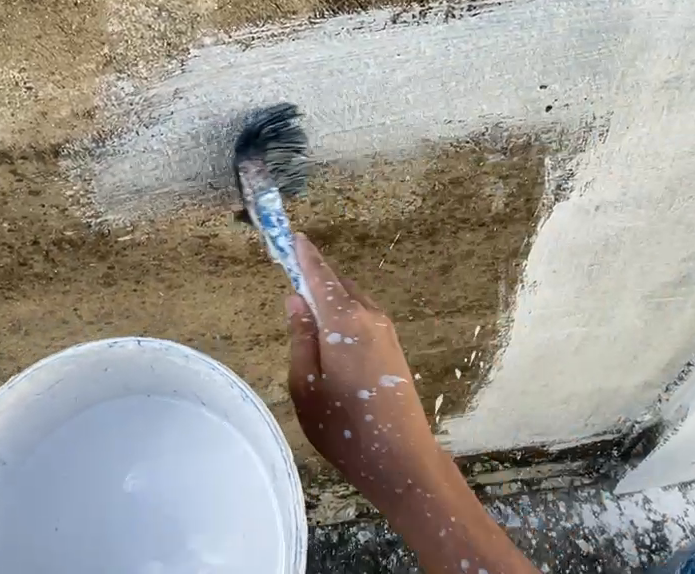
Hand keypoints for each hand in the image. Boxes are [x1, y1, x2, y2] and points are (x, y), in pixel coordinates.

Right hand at [285, 233, 449, 510]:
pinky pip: (363, 315)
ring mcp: (385, 330)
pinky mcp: (393, 346)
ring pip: (352, 299)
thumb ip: (300, 337)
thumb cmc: (345, 427)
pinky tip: (332, 334)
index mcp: (344, 321)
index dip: (305, 255)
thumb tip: (296, 299)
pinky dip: (344, 312)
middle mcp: (368, 316)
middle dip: (315, 277)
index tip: (293, 236)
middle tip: (292, 280)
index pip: (320, 276)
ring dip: (331, 297)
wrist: (402, 459)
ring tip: (308, 313)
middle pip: (338, 284)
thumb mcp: (306, 386)